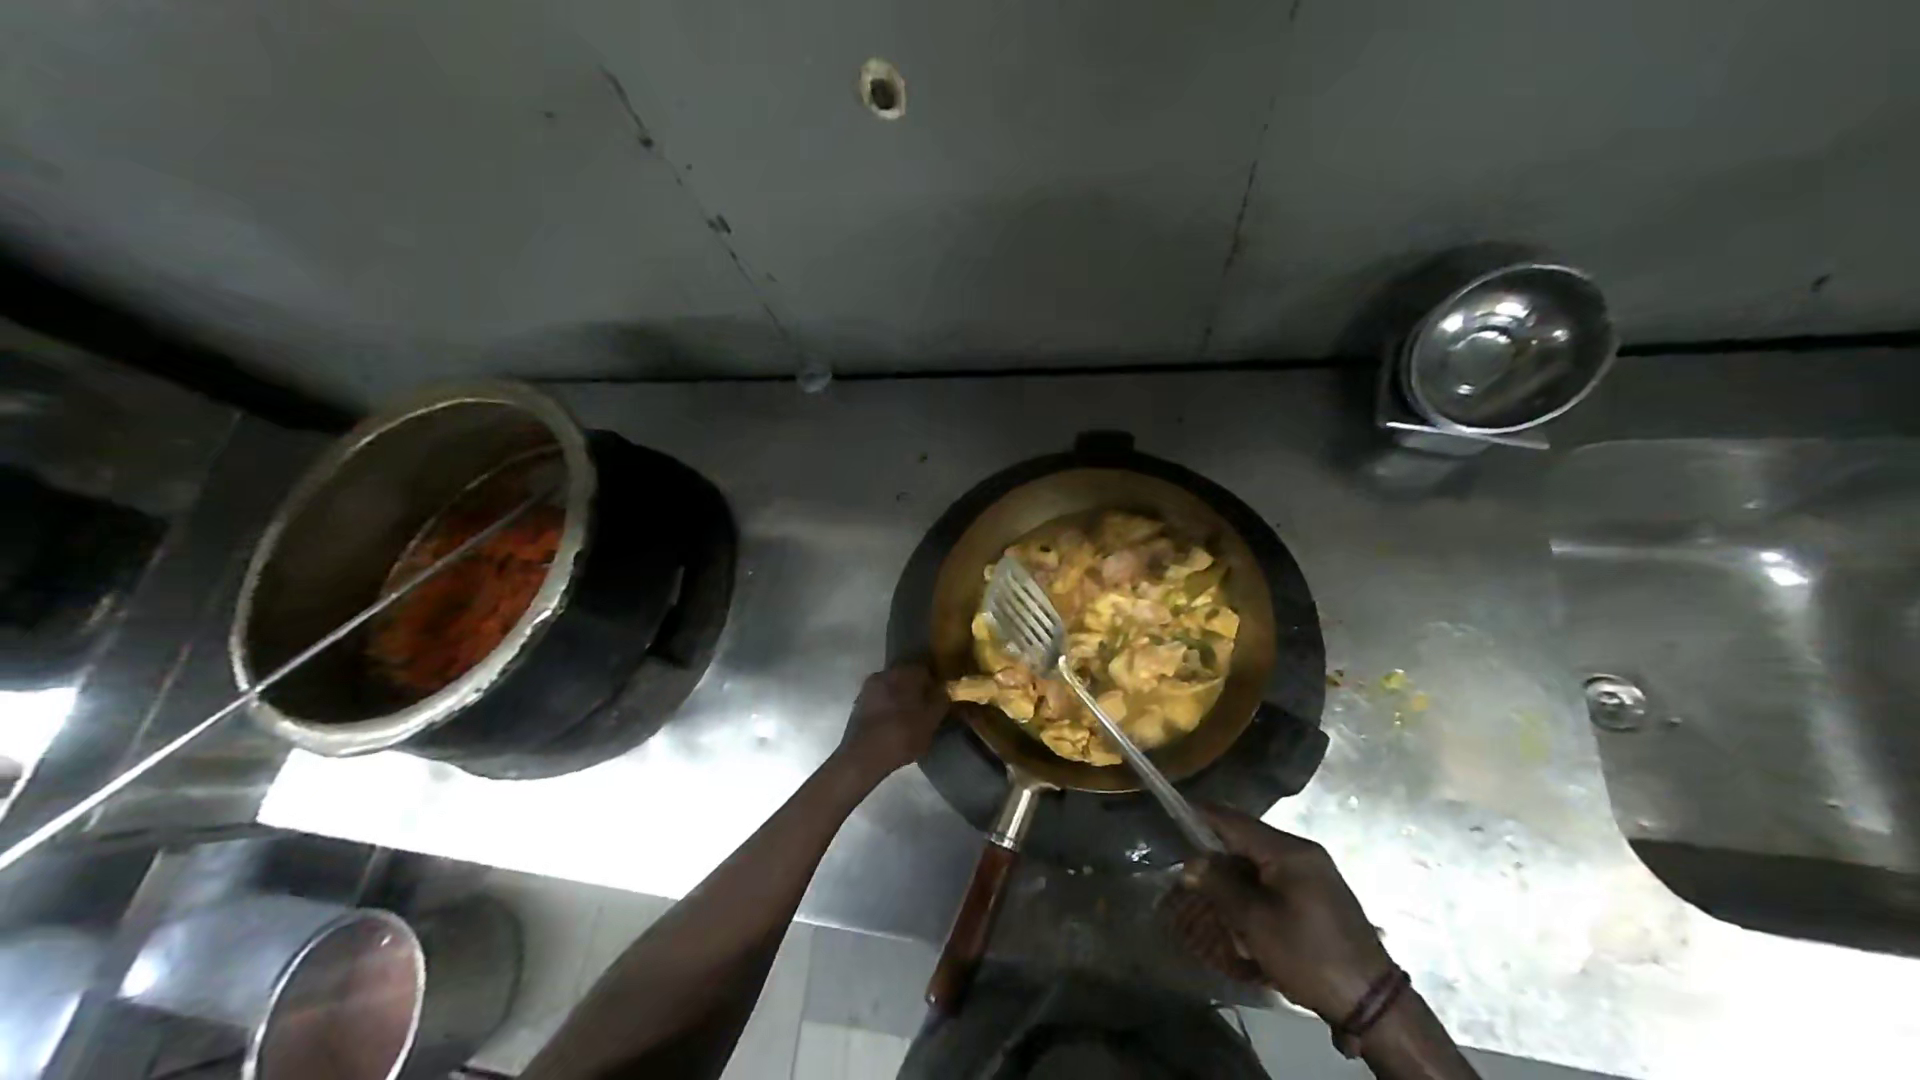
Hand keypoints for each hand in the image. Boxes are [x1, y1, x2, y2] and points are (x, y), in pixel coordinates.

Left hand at [836, 664, 949, 777]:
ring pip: (892, 690)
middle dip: (916, 692)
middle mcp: (884, 673)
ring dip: (901, 700)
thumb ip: (941, 701)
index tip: (940, 701)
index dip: (935, 685)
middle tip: (926, 711)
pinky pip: (879, 701)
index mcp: (904, 672)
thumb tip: (943, 691)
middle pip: (907, 678)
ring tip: (909, 720)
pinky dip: (887, 709)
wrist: (863, 756)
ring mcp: (868, 688)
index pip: (926, 670)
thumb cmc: (903, 734)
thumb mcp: (932, 720)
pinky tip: (893, 725)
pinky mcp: (858, 705)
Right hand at [1168, 806, 1393, 1022]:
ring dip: (1235, 882)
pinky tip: (1246, 923)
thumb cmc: (1308, 955)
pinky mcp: (1318, 896)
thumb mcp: (1255, 922)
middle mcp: (1303, 853)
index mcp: (1290, 851)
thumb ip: (1219, 885)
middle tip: (1189, 875)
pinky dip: (1254, 894)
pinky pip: (1275, 882)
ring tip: (1219, 909)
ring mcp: (1314, 874)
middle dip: (1217, 858)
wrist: (1372, 1004)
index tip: (1173, 812)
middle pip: (1246, 842)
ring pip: (1258, 864)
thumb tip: (1190, 863)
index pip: (1235, 821)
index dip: (1202, 816)